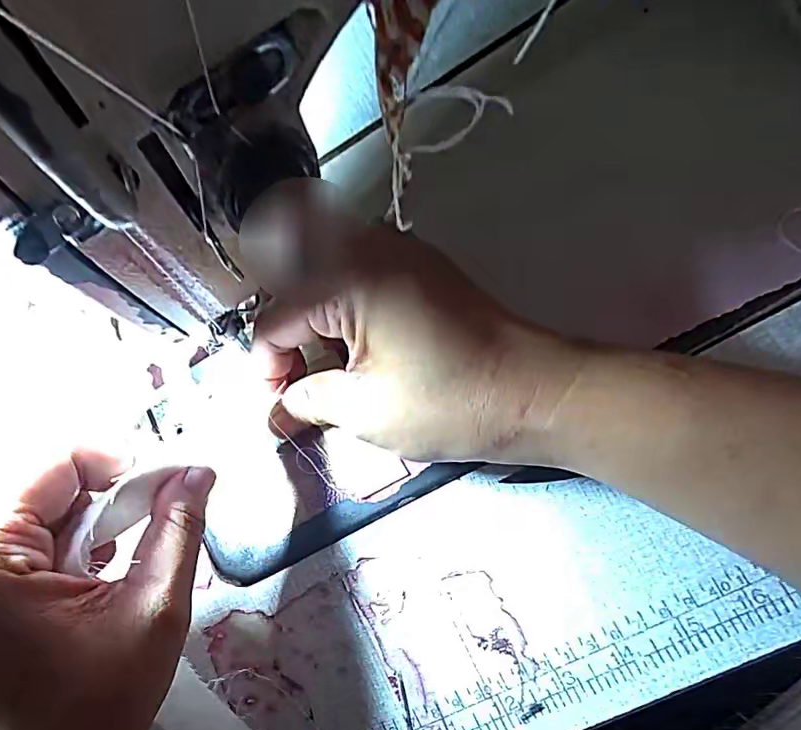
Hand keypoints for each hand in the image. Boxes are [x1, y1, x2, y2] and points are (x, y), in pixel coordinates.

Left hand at [0, 450, 214, 729]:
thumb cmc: (94, 717)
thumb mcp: (151, 616)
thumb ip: (176, 530)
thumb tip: (197, 471)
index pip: (47, 462)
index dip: (114, 460)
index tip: (161, 480)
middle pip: (27, 481)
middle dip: (93, 496)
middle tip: (139, 529)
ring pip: (14, 505)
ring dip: (70, 520)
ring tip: (105, 566)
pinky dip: (44, 542)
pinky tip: (72, 578)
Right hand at [250, 212, 590, 464]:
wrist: (534, 392)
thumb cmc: (447, 403)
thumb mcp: (364, 410)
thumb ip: (307, 401)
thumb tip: (277, 411)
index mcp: (347, 278)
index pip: (275, 318)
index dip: (267, 367)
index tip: (282, 405)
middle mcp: (369, 247)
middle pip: (293, 283)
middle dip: (284, 336)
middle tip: (297, 382)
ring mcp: (400, 252)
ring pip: (323, 274)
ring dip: (312, 322)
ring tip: (326, 372)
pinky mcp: (421, 268)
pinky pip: (358, 275)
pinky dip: (342, 311)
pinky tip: (356, 353)